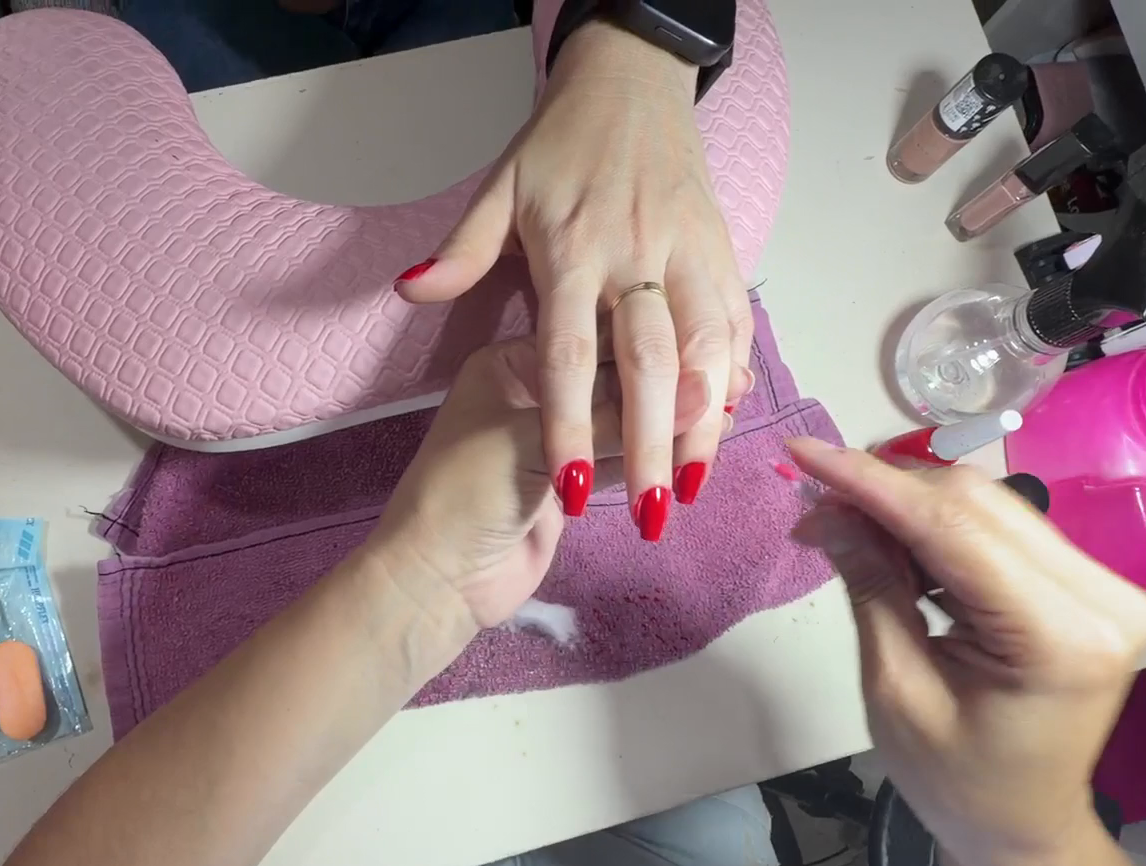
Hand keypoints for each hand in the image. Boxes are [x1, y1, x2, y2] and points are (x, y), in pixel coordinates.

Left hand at [368, 337, 746, 633]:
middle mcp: (536, 391)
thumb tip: (704, 395)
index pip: (591, 341)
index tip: (708, 347)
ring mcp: (554, 438)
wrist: (439, 579)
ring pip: (622, 422)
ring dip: (666, 426)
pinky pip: (618, 460)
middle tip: (728, 388)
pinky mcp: (570, 483)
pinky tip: (695, 449)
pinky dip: (651, 459)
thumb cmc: (468, 491)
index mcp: (511, 363)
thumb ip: (615, 419)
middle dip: (666, 388)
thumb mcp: (535, 440)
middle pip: (613, 381)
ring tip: (725, 417)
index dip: (649, 345)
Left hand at [393, 21, 748, 541]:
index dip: (570, 424)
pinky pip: (734, 320)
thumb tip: (411, 288)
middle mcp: (633, 257)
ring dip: (705, 421)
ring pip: (705, 348)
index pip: (568, 356)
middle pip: (648, 364)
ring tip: (696, 483)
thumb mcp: (497, 188)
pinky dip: (733, 371)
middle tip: (656, 510)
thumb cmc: (555, 145)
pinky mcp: (719, 250)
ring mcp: (684, 252)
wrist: (632, 76)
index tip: (574, 487)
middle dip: (653, 442)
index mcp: (571, 252)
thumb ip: (463, 250)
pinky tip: (728, 418)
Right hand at [784, 439, 1145, 865]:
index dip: (868, 483)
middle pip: (974, 502)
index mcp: (1060, 635)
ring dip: (899, 501)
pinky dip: (927, 523)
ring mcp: (1099, 585)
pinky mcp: (1079, 583)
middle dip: (880, 487)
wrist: (1019, 824)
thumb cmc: (950, 777)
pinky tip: (881, 539)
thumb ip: (871, 588)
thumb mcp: (893, 686)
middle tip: (808, 500)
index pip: (952, 528)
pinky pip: (992, 528)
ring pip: (982, 504)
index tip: (800, 453)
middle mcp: (1101, 595)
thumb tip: (828, 511)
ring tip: (834, 521)